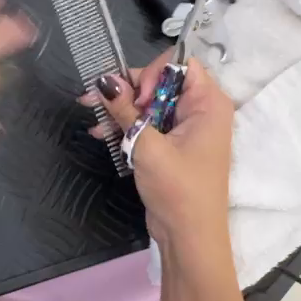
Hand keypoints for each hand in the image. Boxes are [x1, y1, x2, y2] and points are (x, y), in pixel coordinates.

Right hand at [88, 55, 233, 246]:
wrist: (189, 236)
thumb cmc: (178, 190)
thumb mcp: (147, 147)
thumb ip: (125, 110)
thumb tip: (103, 81)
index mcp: (208, 103)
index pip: (180, 64)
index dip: (152, 74)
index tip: (138, 101)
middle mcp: (200, 109)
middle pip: (161, 82)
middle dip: (128, 91)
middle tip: (99, 104)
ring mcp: (186, 128)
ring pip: (150, 103)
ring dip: (122, 109)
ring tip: (92, 117)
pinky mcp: (172, 145)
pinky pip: (149, 123)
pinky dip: (127, 126)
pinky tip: (101, 133)